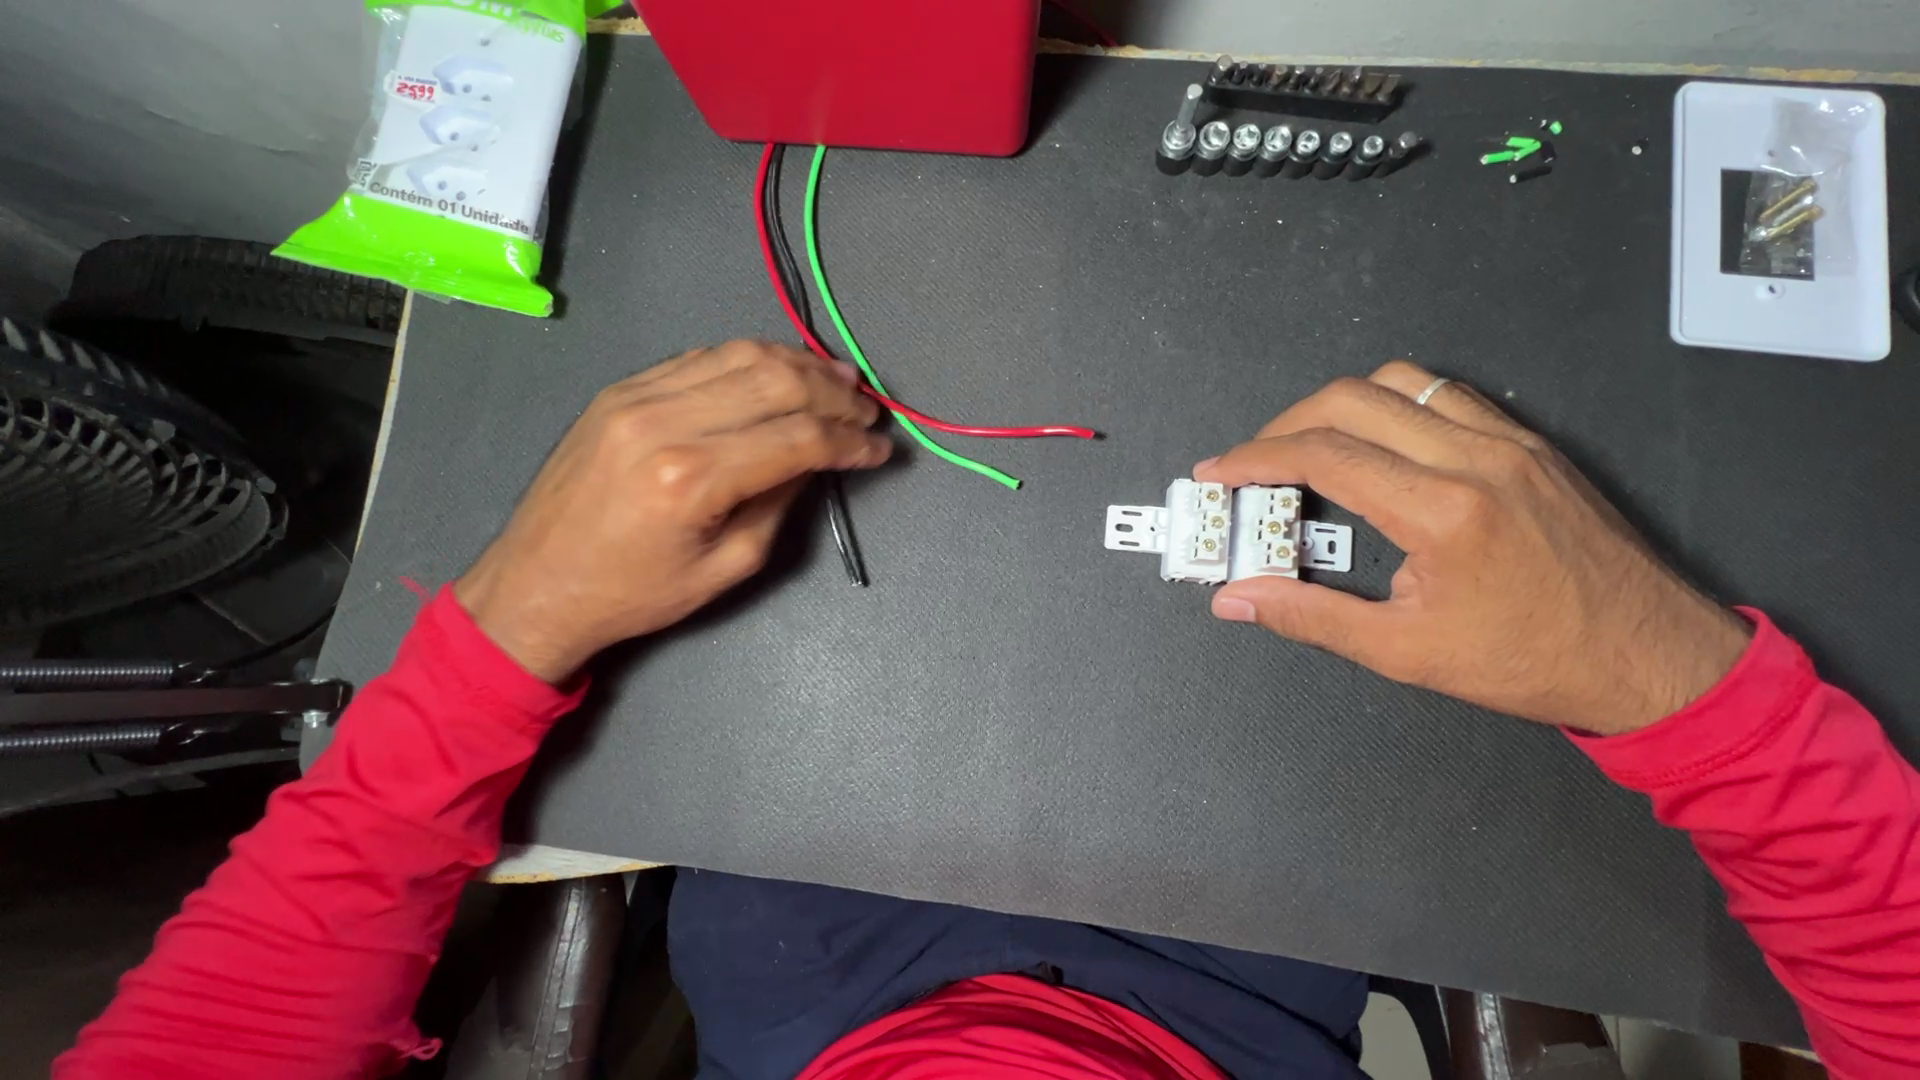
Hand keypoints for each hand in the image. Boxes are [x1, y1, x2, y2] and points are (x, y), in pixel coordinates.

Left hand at [455, 341, 889, 682]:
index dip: (851, 440)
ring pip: (741, 355)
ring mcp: (637, 396)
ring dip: (801, 364)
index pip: (798, 439)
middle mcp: (664, 422)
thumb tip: (815, 458)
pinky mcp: (622, 388)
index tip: (882, 449)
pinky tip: (780, 371)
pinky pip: (702, 357)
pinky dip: (751, 359)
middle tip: (869, 408)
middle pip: (776, 382)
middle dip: (836, 393)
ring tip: (839, 379)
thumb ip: (779, 504)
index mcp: (692, 478)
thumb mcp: (727, 567)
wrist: (537, 584)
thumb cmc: (636, 593)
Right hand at [1196, 361, 1750, 734]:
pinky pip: (1446, 394)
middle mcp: (1476, 459)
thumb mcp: (1402, 651)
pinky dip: (1392, 404)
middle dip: (1283, 424)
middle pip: (1351, 399)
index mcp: (1442, 511)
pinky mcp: (1529, 445)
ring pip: (1399, 380)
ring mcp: (1508, 443)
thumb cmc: (1533, 660)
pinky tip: (1377, 441)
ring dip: (1338, 404)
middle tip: (1253, 462)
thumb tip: (1238, 598)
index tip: (1219, 471)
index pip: (1323, 454)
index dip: (1255, 458)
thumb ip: (1307, 617)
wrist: (1649, 658)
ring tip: (1307, 445)